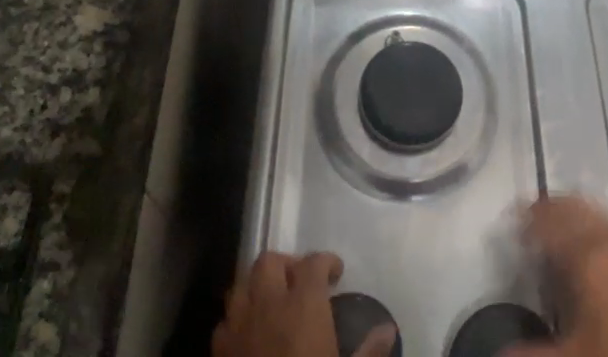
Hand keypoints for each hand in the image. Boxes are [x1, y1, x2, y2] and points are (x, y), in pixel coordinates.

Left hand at [212, 251, 395, 356]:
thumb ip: (369, 351)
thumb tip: (388, 331)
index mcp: (303, 306)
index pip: (313, 263)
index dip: (326, 261)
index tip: (336, 273)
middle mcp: (268, 304)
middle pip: (269, 261)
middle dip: (286, 265)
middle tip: (301, 283)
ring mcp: (238, 324)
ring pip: (241, 284)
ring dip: (257, 286)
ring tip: (273, 302)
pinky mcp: (219, 348)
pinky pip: (225, 319)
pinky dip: (238, 318)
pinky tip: (250, 333)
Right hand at [513, 196, 607, 356]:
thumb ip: (532, 350)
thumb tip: (500, 350)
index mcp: (590, 258)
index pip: (552, 221)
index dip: (529, 216)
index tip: (510, 217)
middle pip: (578, 210)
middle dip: (552, 210)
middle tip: (529, 218)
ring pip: (599, 221)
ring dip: (574, 220)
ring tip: (554, 235)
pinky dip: (595, 235)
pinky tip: (588, 261)